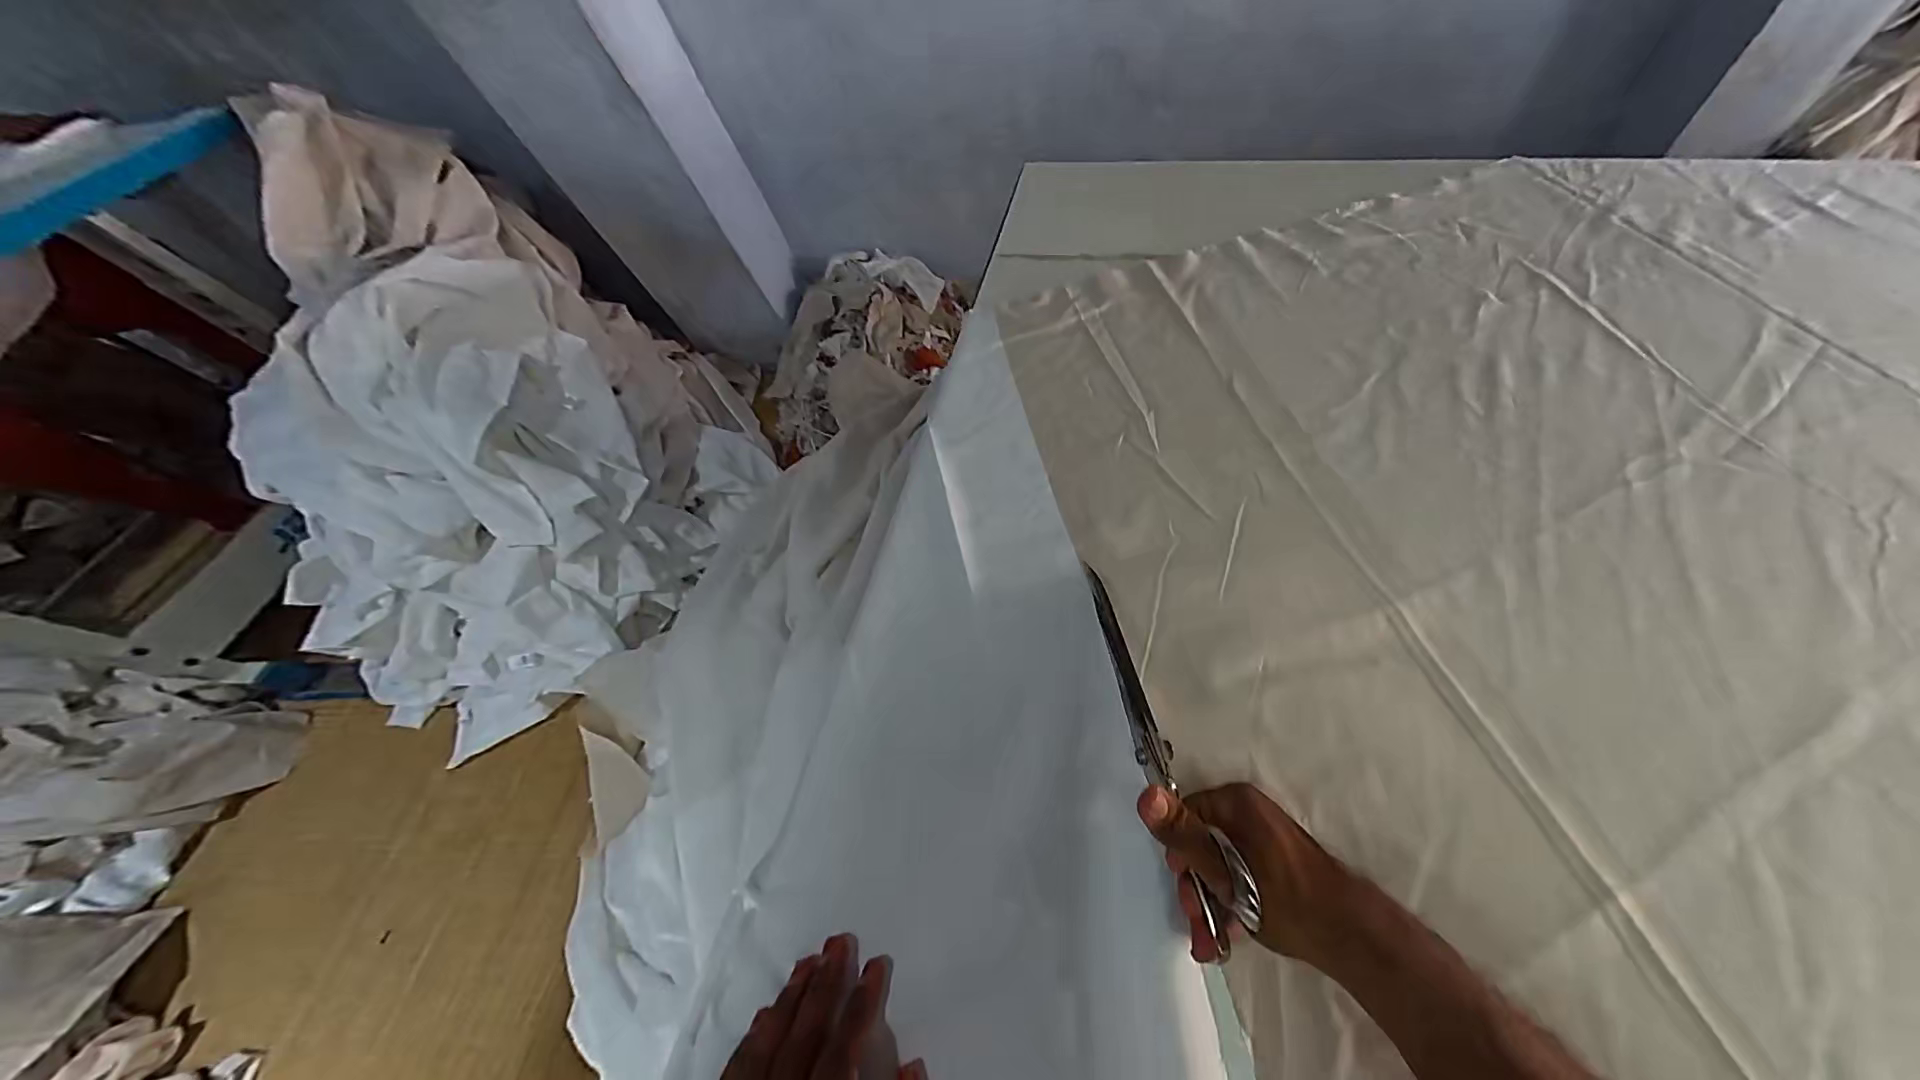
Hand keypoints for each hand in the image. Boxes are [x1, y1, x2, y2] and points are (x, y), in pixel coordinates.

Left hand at [722, 933, 928, 1079]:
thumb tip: (914, 1064)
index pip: (845, 1048)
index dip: (865, 1003)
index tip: (879, 965)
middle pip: (807, 1033)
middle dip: (828, 982)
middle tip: (844, 940)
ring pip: (770, 1040)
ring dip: (792, 997)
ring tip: (810, 958)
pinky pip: (738, 1065)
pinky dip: (755, 1034)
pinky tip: (766, 1008)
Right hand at [1137, 783, 1353, 964]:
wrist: (1352, 938)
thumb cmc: (1290, 902)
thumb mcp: (1226, 872)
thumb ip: (1184, 836)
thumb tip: (1147, 797)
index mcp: (1236, 803)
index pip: (1184, 816)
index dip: (1180, 855)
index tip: (1186, 887)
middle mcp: (1247, 813)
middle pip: (1199, 844)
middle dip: (1195, 888)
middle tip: (1200, 921)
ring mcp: (1261, 837)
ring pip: (1216, 864)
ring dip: (1209, 903)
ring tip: (1213, 940)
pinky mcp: (1271, 861)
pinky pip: (1236, 874)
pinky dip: (1228, 902)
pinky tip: (1228, 934)